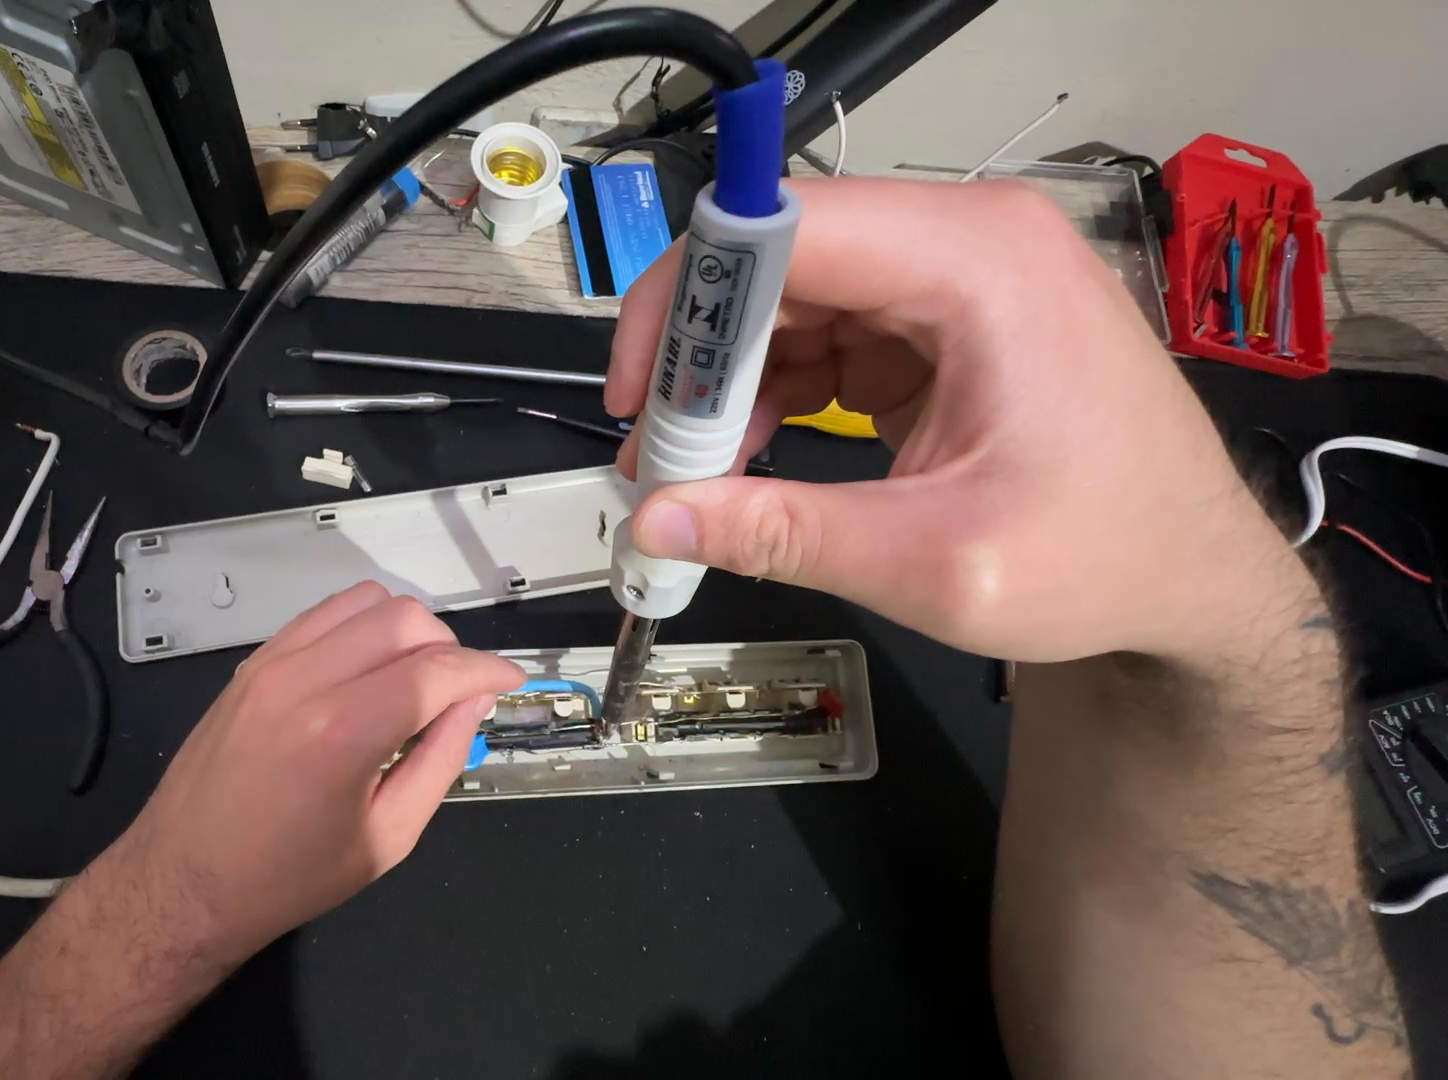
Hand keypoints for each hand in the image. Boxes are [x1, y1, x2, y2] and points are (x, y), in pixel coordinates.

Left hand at [103, 582, 523, 967]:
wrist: (181, 881)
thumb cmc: (290, 877)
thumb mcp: (388, 836)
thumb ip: (442, 760)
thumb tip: (475, 702)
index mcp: (342, 732)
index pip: (436, 670)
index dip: (486, 670)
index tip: (510, 680)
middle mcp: (305, 679)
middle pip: (405, 619)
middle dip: (450, 647)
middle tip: (458, 692)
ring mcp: (273, 661)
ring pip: (368, 601)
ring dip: (407, 630)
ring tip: (414, 676)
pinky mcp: (255, 660)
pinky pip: (326, 612)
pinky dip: (364, 626)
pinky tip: (369, 666)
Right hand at [607, 177, 1299, 662]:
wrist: (1187, 579)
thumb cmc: (1104, 561)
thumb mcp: (930, 563)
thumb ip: (781, 536)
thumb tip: (655, 522)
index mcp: (978, 265)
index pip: (780, 230)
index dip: (685, 300)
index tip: (638, 392)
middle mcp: (958, 247)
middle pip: (771, 265)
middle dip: (695, 359)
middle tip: (655, 448)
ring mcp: (940, 284)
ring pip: (778, 306)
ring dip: (722, 384)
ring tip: (694, 467)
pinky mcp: (925, 328)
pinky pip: (808, 340)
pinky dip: (761, 396)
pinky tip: (747, 456)